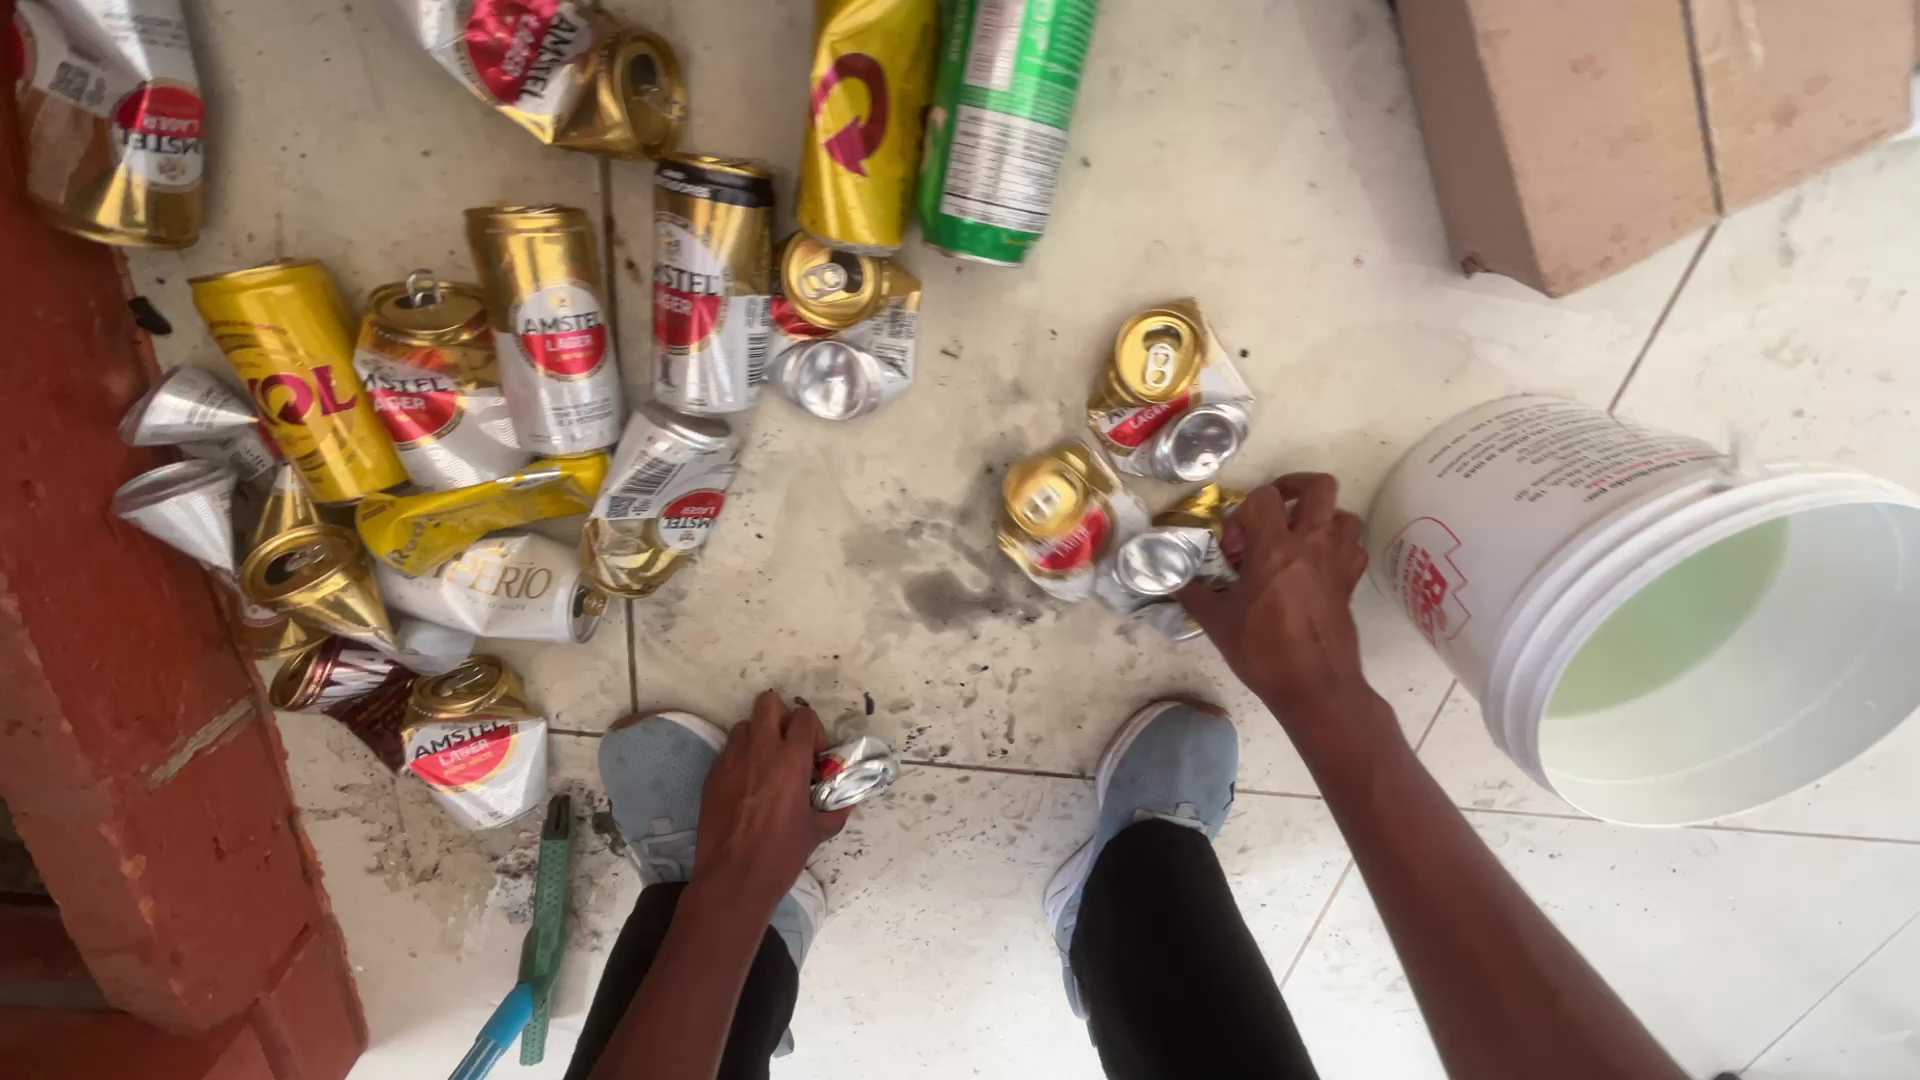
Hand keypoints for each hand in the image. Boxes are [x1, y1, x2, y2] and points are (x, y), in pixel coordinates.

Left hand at [690, 690, 850, 913]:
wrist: (732, 879)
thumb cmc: (781, 854)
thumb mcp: (818, 831)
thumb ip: (836, 809)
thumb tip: (847, 801)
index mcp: (790, 759)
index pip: (804, 716)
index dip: (812, 731)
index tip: (813, 756)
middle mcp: (760, 750)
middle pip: (768, 702)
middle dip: (781, 717)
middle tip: (788, 747)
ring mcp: (731, 761)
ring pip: (744, 725)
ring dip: (758, 737)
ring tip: (765, 765)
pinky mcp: (712, 776)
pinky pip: (728, 751)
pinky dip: (740, 759)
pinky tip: (746, 787)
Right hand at [1179, 474, 1379, 723]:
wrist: (1313, 685)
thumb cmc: (1262, 650)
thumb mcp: (1217, 622)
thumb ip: (1195, 594)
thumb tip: (1176, 583)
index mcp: (1274, 548)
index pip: (1264, 497)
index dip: (1243, 514)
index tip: (1234, 549)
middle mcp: (1311, 545)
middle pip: (1319, 487)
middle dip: (1294, 488)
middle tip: (1273, 508)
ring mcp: (1336, 562)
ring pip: (1343, 514)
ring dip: (1320, 517)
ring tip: (1296, 537)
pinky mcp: (1350, 583)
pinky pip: (1352, 547)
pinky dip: (1337, 546)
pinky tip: (1315, 565)